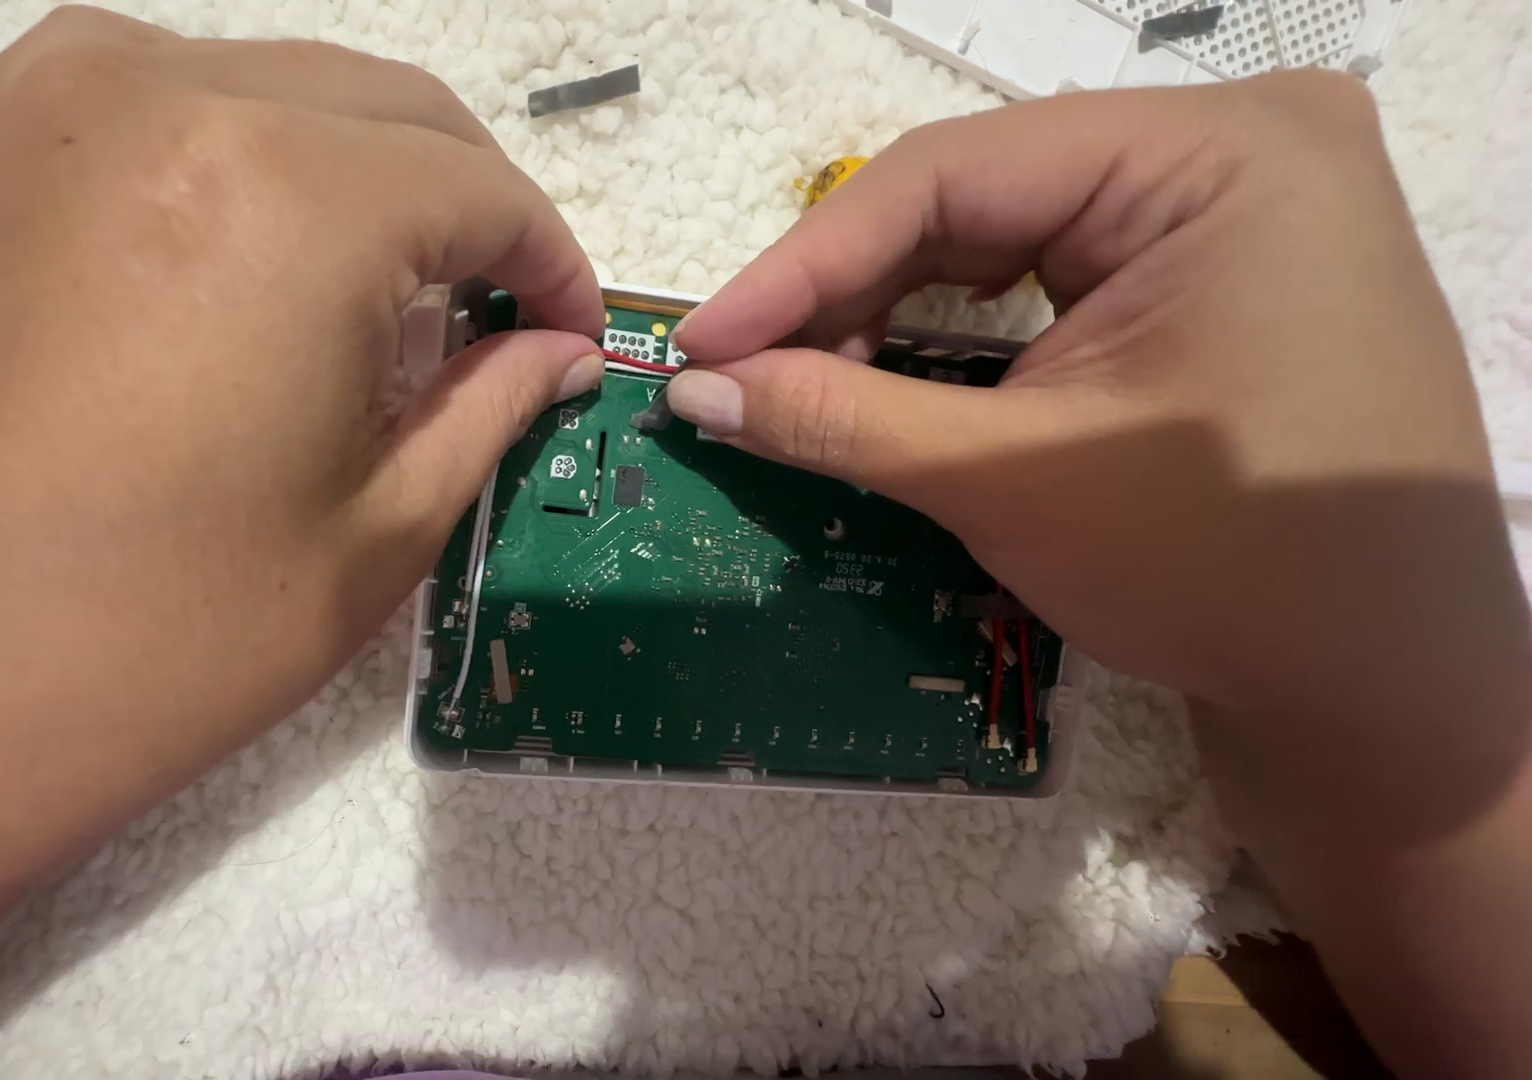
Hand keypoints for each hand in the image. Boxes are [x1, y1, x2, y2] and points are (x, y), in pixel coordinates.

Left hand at [0, 10, 600, 1074]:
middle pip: (399, 114)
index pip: (481, 188)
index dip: (552, 262)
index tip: (575, 333)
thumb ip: (495, 407)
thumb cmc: (176, 636)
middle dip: (480, 213)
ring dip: (383, 184)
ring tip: (406, 299)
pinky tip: (285, 269)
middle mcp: (168, 96)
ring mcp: (56, 100)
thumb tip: (565, 352)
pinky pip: (190, 107)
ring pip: (296, 94)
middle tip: (509, 317)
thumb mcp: (384, 528)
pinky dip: (276, 169)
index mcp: (286, 201)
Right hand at [666, 72, 1531, 1075]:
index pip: (942, 179)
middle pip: (956, 203)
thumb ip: (835, 419)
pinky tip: (870, 381)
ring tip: (789, 383)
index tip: (700, 344)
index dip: (797, 267)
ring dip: (870, 316)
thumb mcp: (1002, 478)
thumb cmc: (1216, 568)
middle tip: (734, 371)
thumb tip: (694, 391)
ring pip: (977, 242)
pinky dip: (928, 338)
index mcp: (1206, 157)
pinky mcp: (1175, 281)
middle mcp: (1210, 153)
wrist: (1365, 683)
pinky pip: (1015, 285)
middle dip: (830, 296)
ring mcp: (1199, 215)